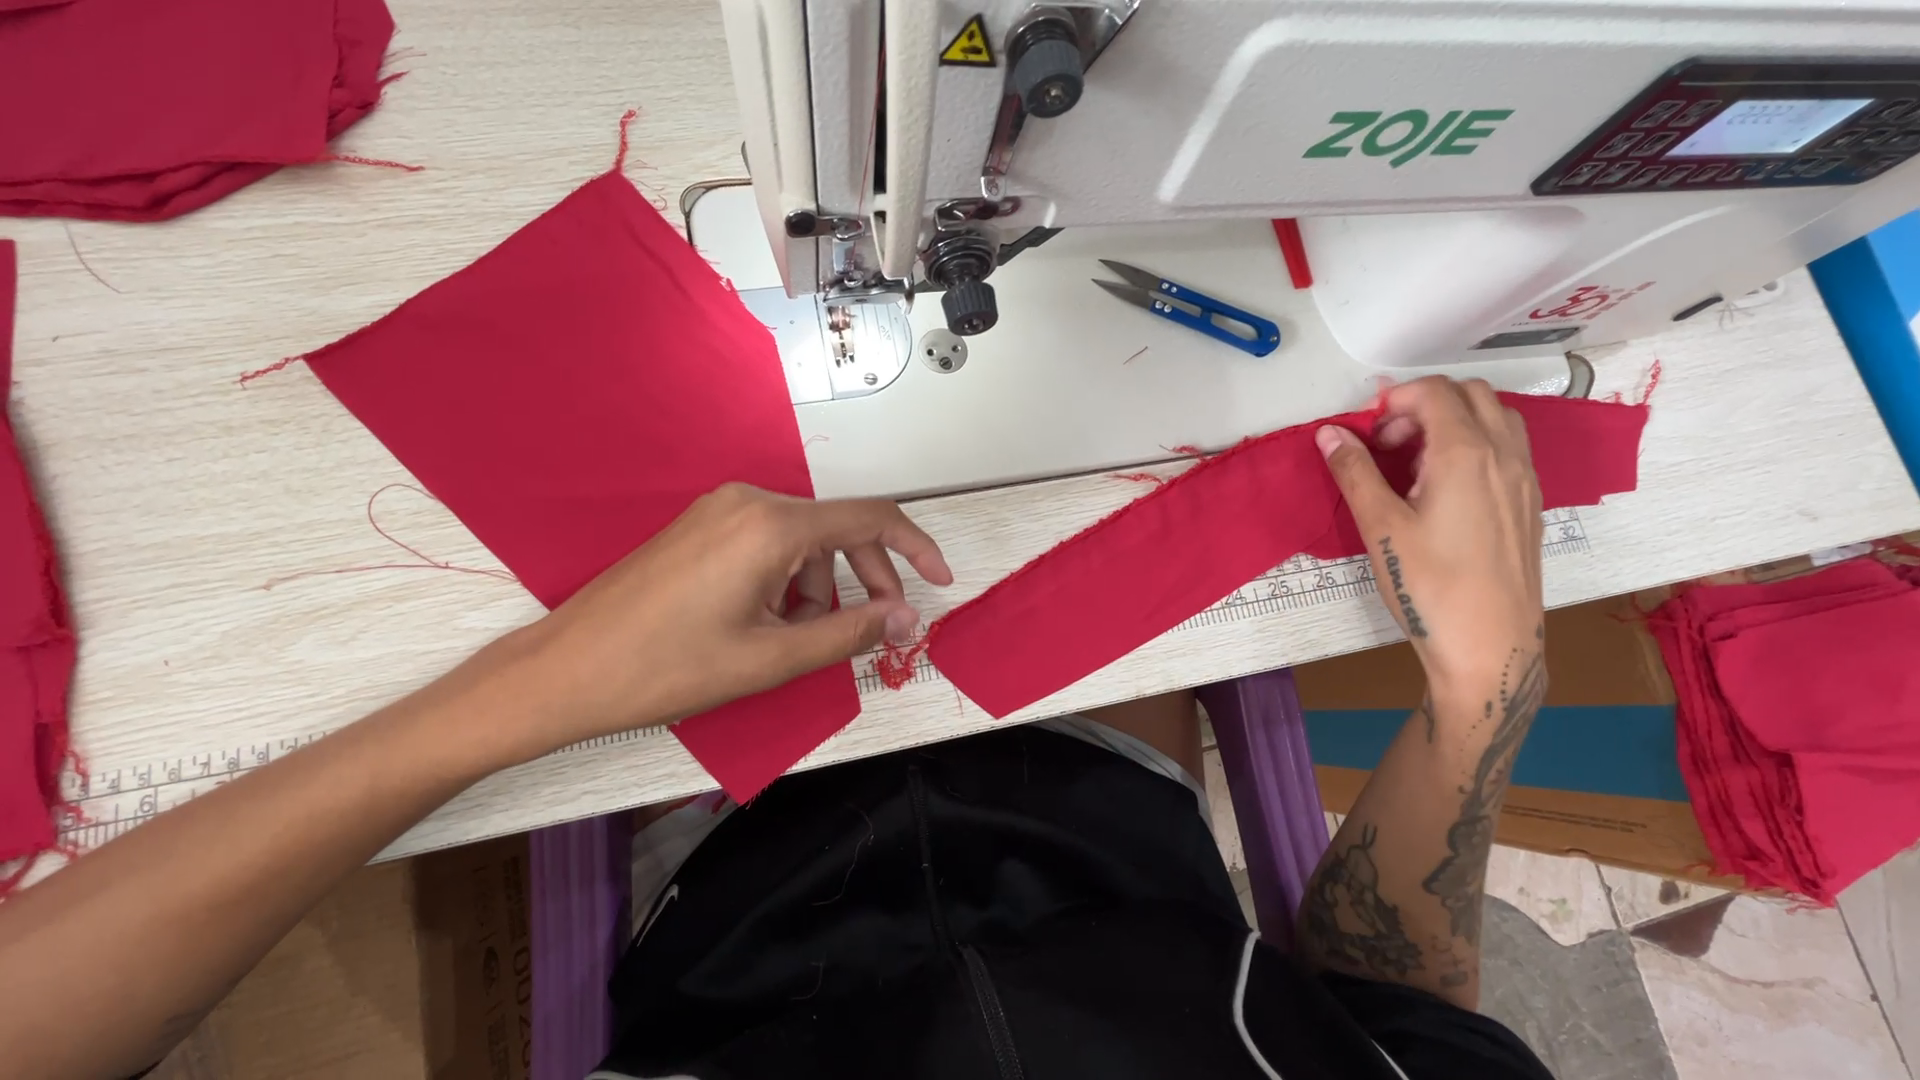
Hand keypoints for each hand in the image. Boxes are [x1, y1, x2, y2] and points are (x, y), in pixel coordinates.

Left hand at [476, 483, 951, 760]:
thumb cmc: (664, 667)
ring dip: (819, 589)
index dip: (916, 549)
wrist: (567, 669)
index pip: (871, 518)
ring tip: (796, 640)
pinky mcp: (702, 527)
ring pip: (803, 542)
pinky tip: (768, 622)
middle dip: (866, 581)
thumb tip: (906, 618)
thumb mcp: (773, 658)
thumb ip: (851, 633)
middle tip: (875, 631)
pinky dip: (786, 581)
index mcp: (772, 525)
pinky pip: (768, 544)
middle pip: (837, 531)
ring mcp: (720, 510)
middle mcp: (749, 502)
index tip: (940, 581)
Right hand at [1316, 377, 1543, 698]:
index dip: (1394, 401)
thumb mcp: (1380, 526)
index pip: (1434, 392)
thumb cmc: (1428, 584)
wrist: (1489, 644)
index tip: (1366, 436)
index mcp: (1466, 453)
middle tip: (1387, 446)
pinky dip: (1474, 446)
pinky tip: (1443, 490)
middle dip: (1424, 405)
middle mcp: (1504, 455)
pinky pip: (1507, 449)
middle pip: (1471, 395)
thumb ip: (1354, 471)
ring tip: (1415, 465)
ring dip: (1453, 422)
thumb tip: (1329, 432)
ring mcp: (1524, 479)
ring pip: (1496, 418)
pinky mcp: (1528, 503)